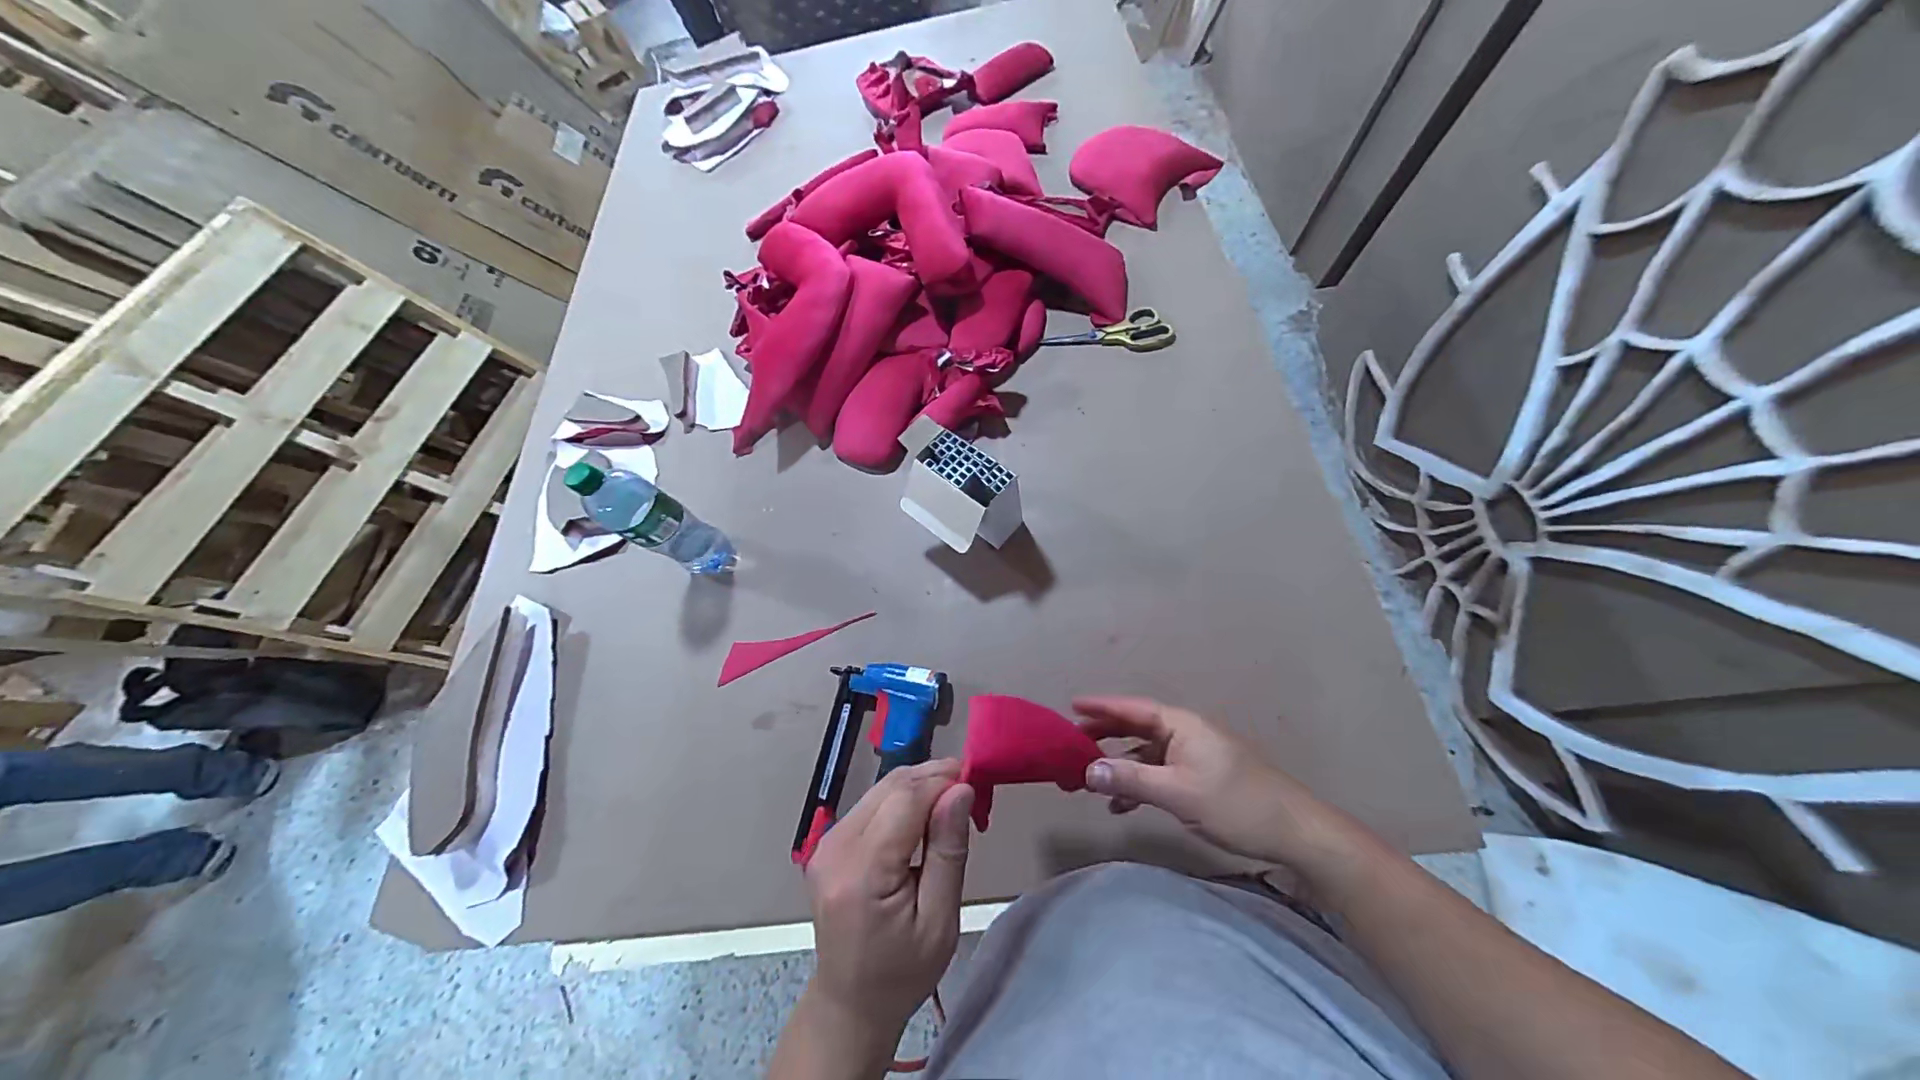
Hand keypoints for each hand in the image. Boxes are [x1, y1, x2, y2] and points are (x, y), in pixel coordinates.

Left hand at [802, 759, 973, 1043]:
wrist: (850, 1001)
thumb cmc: (902, 972)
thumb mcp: (940, 921)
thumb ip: (948, 851)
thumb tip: (960, 791)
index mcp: (861, 872)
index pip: (906, 799)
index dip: (943, 781)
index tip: (977, 785)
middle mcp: (836, 848)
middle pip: (891, 786)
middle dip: (934, 779)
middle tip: (970, 793)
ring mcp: (827, 843)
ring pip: (881, 789)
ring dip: (919, 787)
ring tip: (952, 806)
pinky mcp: (829, 843)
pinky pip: (871, 804)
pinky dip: (902, 801)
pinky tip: (925, 818)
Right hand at [1074, 696, 1347, 867]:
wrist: (1296, 832)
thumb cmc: (1236, 804)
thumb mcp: (1178, 793)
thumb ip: (1131, 779)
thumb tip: (1089, 770)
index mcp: (1183, 725)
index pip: (1134, 708)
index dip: (1102, 707)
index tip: (1072, 705)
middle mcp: (1187, 733)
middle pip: (1137, 728)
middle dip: (1105, 736)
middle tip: (1072, 744)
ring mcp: (1196, 755)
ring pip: (1147, 753)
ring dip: (1120, 765)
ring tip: (1090, 780)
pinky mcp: (1202, 778)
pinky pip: (1160, 772)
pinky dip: (1140, 784)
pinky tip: (1123, 806)